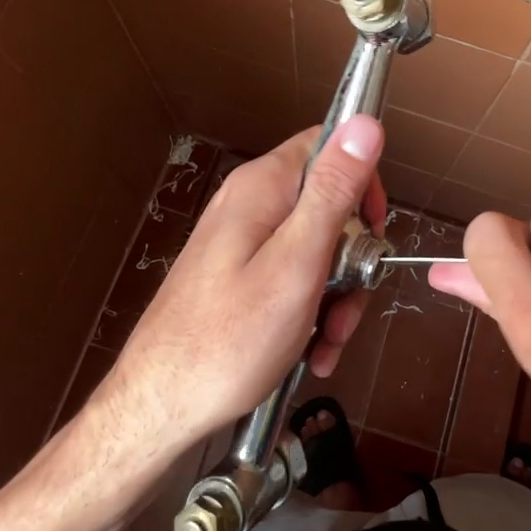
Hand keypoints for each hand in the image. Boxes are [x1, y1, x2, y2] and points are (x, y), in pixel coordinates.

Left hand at [102, 117, 386, 447]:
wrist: (158, 408)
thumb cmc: (230, 340)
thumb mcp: (297, 263)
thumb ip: (333, 192)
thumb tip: (365, 122)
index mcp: (263, 187)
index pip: (330, 146)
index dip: (363, 184)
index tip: (373, 234)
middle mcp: (250, 203)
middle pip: (327, 204)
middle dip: (352, 256)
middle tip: (351, 304)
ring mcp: (241, 241)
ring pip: (314, 247)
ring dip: (336, 293)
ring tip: (330, 341)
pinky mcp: (237, 275)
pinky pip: (290, 275)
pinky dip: (310, 307)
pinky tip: (313, 349)